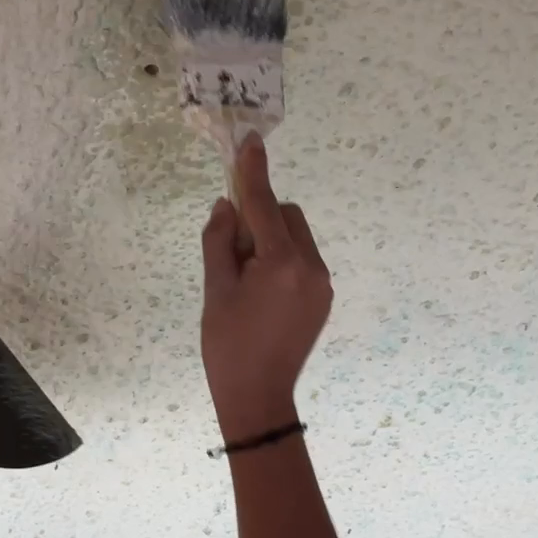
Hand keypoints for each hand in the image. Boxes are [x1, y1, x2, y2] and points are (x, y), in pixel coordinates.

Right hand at [201, 135, 333, 440]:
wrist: (258, 396)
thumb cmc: (227, 344)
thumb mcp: (215, 289)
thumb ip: (219, 241)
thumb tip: (226, 206)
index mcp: (281, 263)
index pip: (263, 205)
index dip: (252, 172)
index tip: (249, 140)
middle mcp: (311, 266)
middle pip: (284, 215)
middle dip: (258, 219)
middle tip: (230, 253)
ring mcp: (322, 282)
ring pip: (295, 235)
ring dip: (270, 239)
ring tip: (245, 277)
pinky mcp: (323, 296)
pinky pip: (301, 258)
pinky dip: (280, 258)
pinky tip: (261, 291)